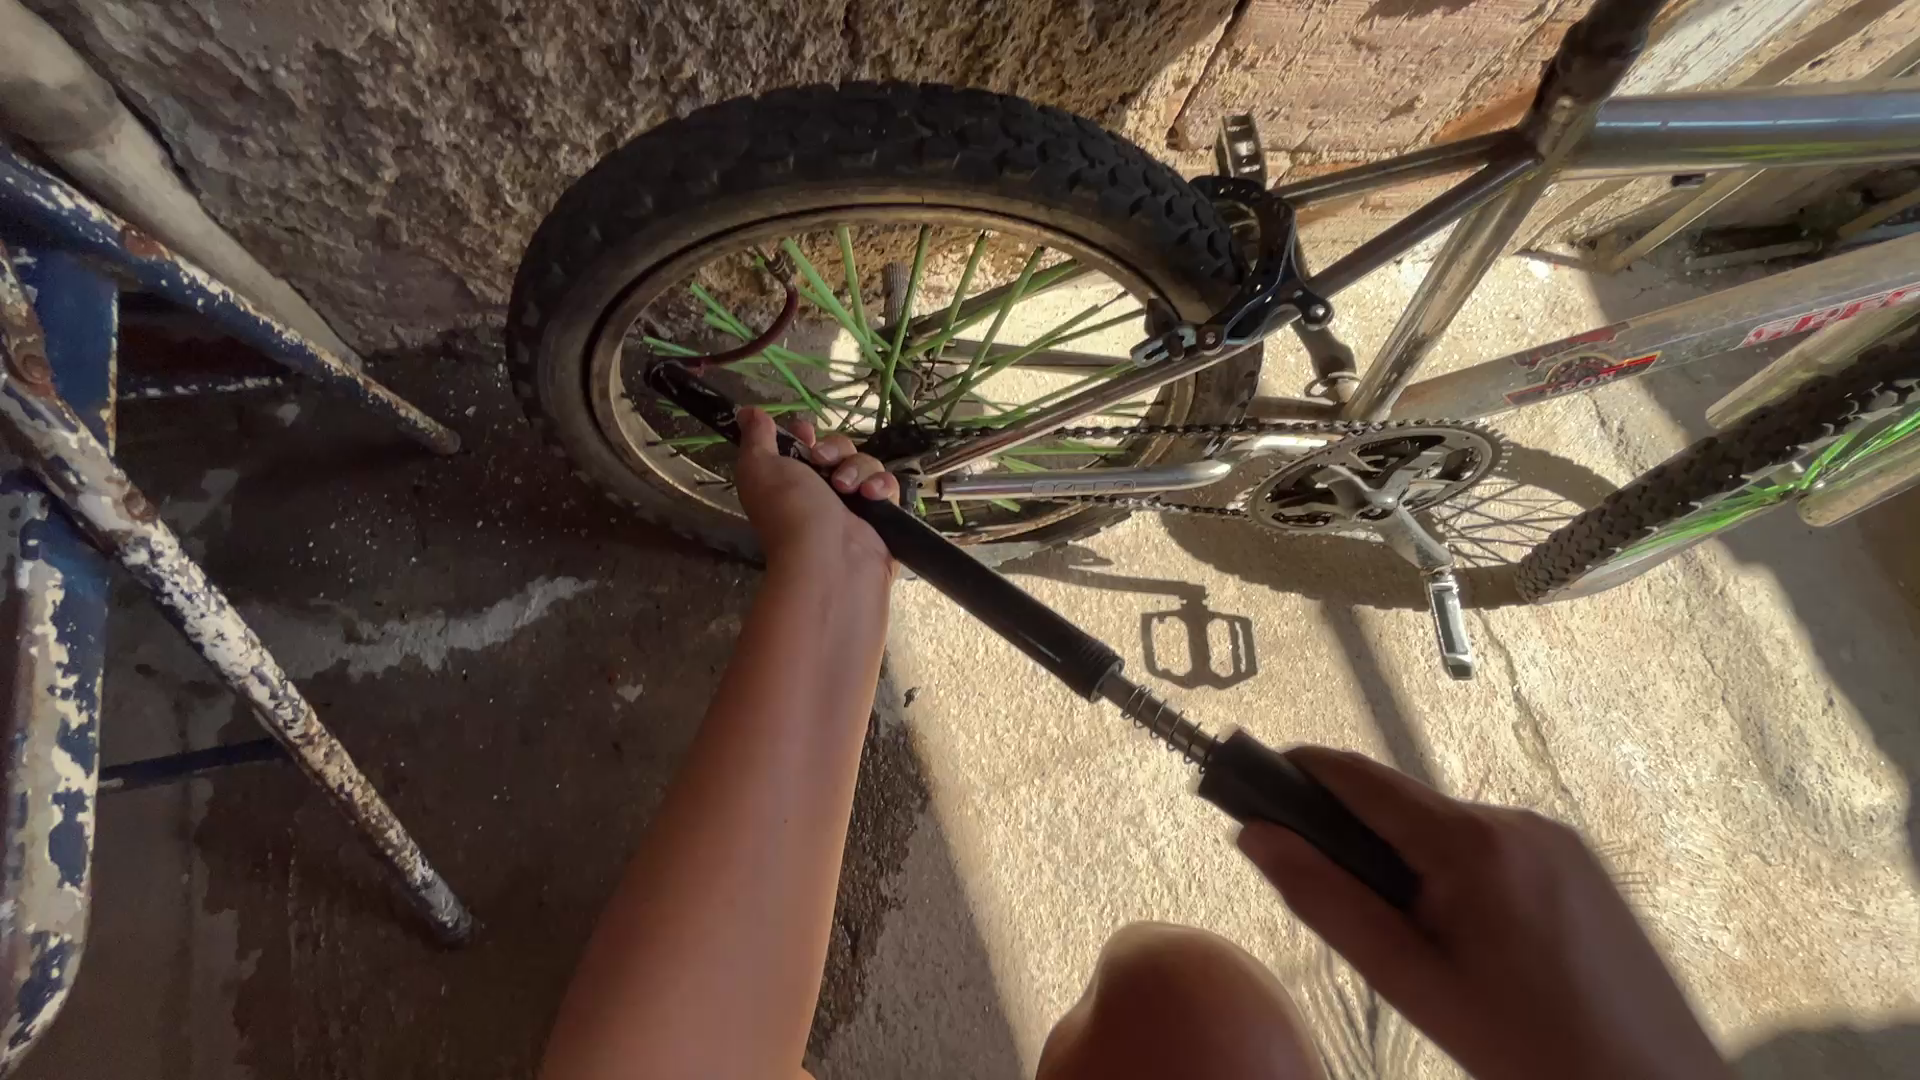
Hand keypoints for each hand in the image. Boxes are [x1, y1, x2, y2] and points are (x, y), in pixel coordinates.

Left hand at [734, 407, 898, 575]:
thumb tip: (749, 413)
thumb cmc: (789, 511)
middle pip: (841, 449)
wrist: (826, 559)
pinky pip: (890, 486)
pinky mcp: (883, 515)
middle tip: (823, 462)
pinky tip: (871, 496)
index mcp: (793, 481)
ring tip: (847, 489)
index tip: (804, 432)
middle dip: (835, 449)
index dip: (807, 434)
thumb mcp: (759, 467)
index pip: (807, 446)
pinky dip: (882, 485)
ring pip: (867, 463)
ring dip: (858, 469)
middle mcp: (824, 492)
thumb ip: (756, 438)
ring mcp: (856, 504)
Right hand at [1237, 748, 1731, 1079]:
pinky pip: (1484, 840)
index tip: (1257, 782)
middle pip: (1399, 801)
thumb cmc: (1524, 1049)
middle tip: (1335, 887)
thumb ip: (1323, 899)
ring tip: (1408, 925)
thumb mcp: (1408, 981)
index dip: (1301, 770)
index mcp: (1471, 842)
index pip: (1359, 776)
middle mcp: (1515, 819)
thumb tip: (1253, 834)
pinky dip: (1449, 863)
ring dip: (1403, 850)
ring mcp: (1553, 836)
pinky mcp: (1576, 858)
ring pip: (1440, 821)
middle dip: (1352, 828)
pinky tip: (1464, 926)